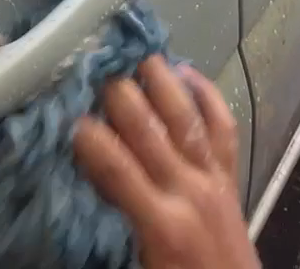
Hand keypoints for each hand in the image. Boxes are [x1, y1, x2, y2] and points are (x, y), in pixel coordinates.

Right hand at [72, 56, 260, 268]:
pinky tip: (188, 71)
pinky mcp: (231, 176)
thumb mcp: (135, 264)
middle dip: (121, 95)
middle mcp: (188, 191)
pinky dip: (207, 94)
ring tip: (138, 52)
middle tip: (94, 66)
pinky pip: (223, 126)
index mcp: (160, 224)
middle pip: (150, 130)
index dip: (91, 139)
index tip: (68, 117)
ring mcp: (213, 178)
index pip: (118, 170)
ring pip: (186, 117)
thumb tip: (82, 174)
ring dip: (162, 82)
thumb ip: (111, 218)